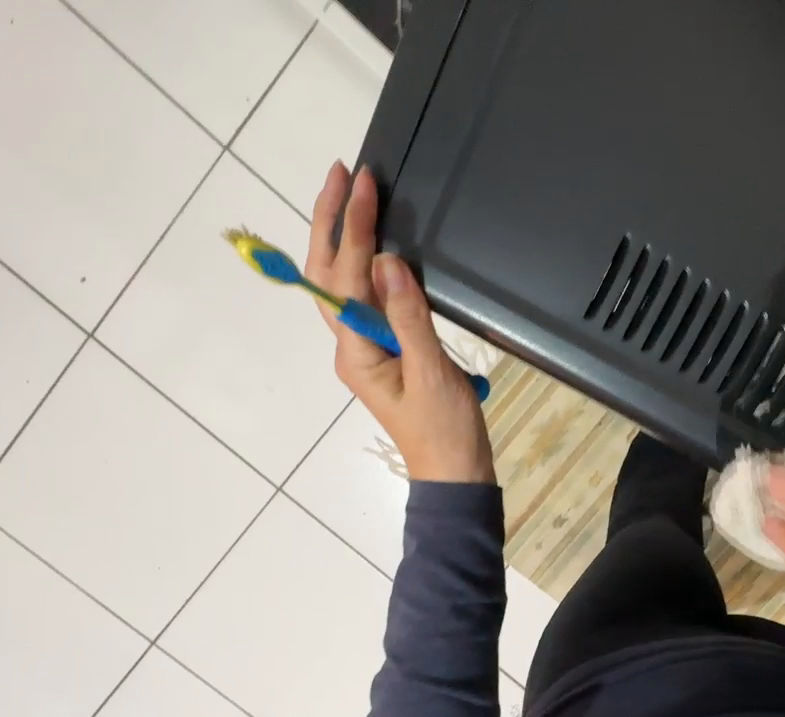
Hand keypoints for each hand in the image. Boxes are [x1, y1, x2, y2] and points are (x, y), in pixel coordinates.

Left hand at [308, 161, 494, 484]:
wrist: (455, 474)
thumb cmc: (445, 432)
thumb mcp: (433, 374)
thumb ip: (411, 318)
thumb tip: (387, 261)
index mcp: (357, 352)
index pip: (346, 278)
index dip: (354, 229)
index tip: (364, 185)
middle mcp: (352, 346)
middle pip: (329, 275)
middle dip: (330, 222)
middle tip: (341, 174)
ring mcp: (368, 350)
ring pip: (344, 285)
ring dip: (343, 239)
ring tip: (351, 196)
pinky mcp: (387, 353)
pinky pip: (368, 300)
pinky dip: (367, 266)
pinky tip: (377, 246)